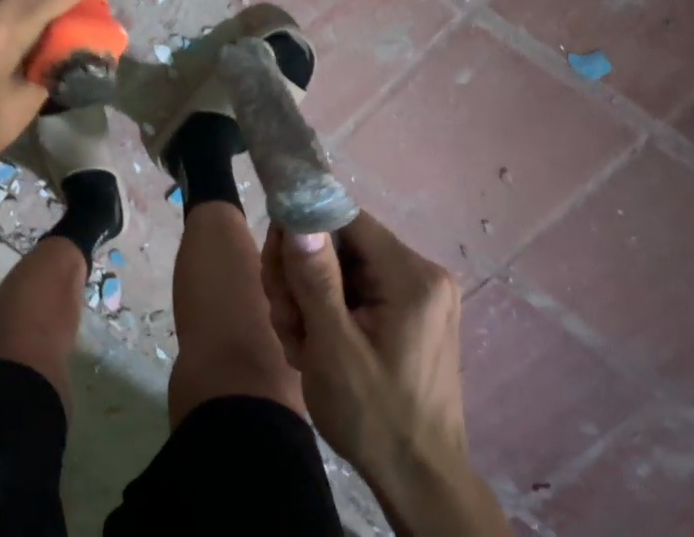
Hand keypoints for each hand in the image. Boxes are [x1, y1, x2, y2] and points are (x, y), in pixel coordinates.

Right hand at [262, 215, 504, 533]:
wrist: (417, 477)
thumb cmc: (374, 413)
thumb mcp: (333, 346)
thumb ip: (315, 278)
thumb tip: (296, 219)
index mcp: (410, 277)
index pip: (340, 217)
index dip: (298, 233)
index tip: (275, 271)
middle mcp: (418, 275)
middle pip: (333, 241)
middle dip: (296, 275)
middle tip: (286, 320)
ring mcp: (412, 296)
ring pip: (332, 267)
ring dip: (302, 299)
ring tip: (298, 343)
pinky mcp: (403, 315)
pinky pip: (347, 290)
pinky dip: (320, 312)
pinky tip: (312, 347)